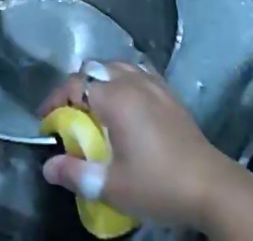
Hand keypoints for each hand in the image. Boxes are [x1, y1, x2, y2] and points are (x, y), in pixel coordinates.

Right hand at [36, 63, 235, 228]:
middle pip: (96, 68)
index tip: (45, 121)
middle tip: (67, 115)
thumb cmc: (156, 184)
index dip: (55, 99)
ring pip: (118, 66)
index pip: (76, 84)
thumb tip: (48, 166)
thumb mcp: (110, 186)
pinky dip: (122, 80)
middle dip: (76, 86)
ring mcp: (154, 83)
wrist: (208, 183)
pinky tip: (123, 105)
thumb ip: (75, 173)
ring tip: (92, 109)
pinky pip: (137, 72)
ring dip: (99, 81)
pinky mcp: (168, 91)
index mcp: (116, 98)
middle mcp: (134, 81)